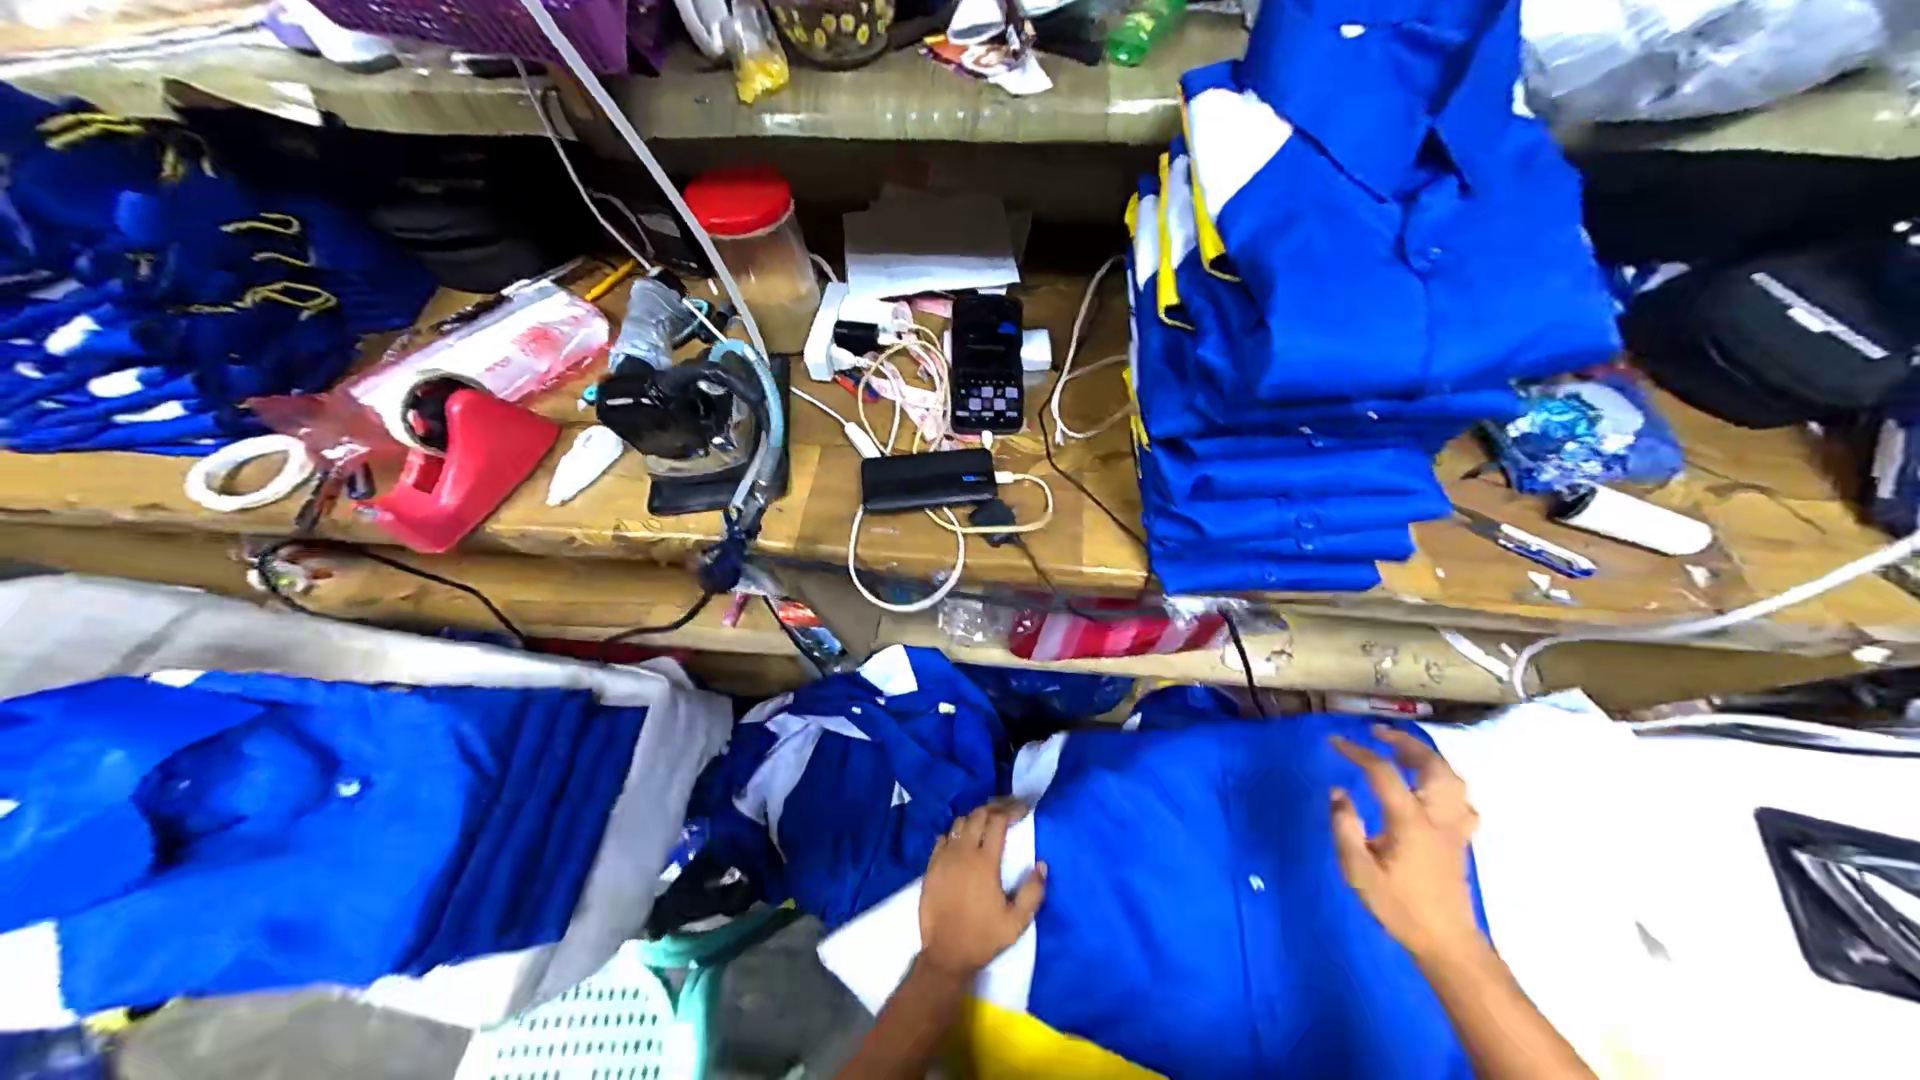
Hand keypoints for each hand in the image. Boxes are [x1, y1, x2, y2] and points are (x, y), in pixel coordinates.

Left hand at [918, 799, 1047, 978]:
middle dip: (995, 807)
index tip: (1023, 809)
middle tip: (1008, 809)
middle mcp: (963, 852)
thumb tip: (1041, 865)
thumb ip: (1033, 892)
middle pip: (978, 815)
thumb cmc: (983, 937)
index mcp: (985, 862)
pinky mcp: (931, 866)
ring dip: (975, 818)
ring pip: (959, 823)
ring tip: (988, 822)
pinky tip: (964, 840)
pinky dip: (956, 833)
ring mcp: (944, 857)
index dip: (1012, 810)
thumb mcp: (1017, 922)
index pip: (997, 821)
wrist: (945, 954)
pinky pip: (943, 838)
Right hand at [1330, 726, 1485, 964]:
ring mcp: (1455, 828)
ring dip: (1428, 757)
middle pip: (1431, 765)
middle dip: (1404, 742)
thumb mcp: (1358, 869)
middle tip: (1378, 733)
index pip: (1382, 772)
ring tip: (1404, 751)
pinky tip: (1429, 788)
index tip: (1334, 742)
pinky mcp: (1461, 839)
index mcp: (1410, 820)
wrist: (1448, 943)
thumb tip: (1339, 793)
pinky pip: (1461, 799)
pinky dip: (1445, 782)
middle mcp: (1438, 817)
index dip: (1357, 752)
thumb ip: (1345, 826)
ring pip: (1453, 779)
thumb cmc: (1399, 906)